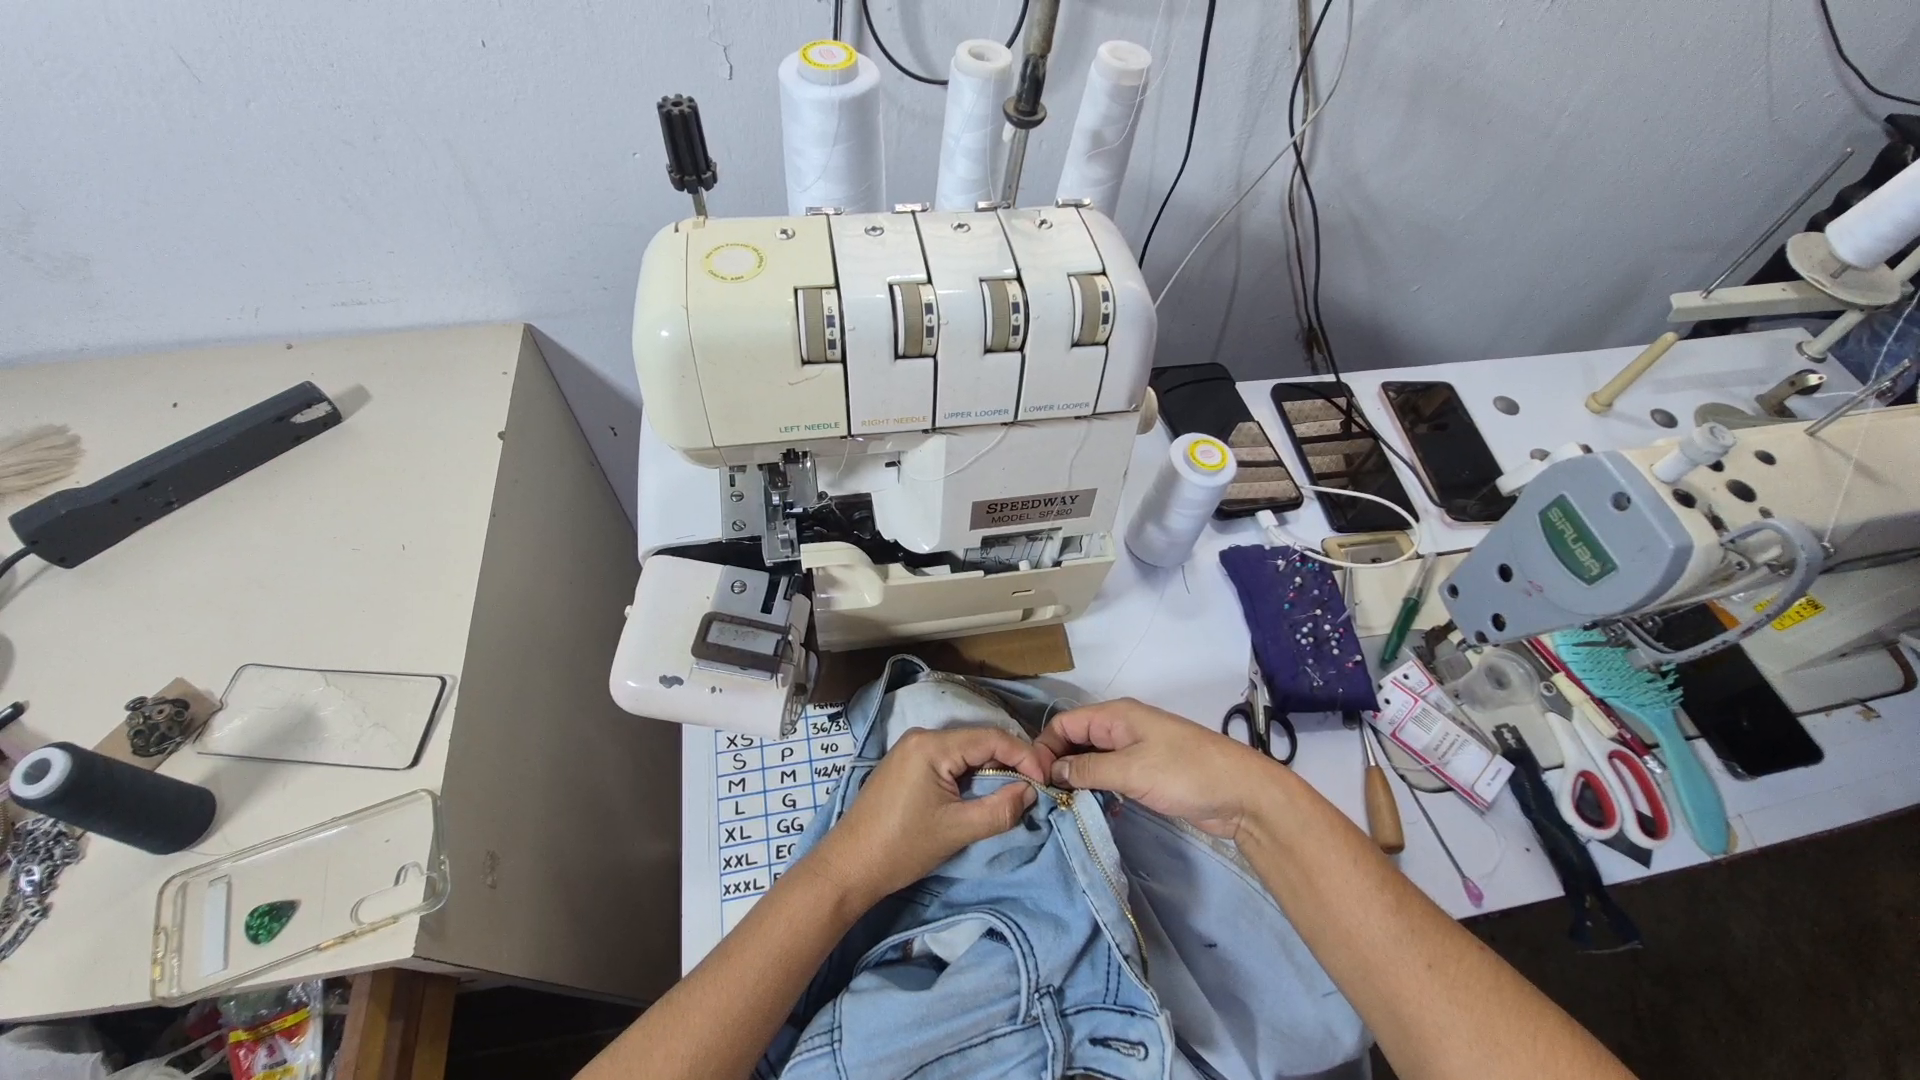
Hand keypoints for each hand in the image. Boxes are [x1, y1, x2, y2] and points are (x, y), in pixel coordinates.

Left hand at [797, 726, 1045, 909]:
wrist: (849, 867)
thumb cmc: (902, 847)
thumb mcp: (958, 830)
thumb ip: (1000, 808)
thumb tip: (1031, 791)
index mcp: (932, 745)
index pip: (991, 738)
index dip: (1024, 756)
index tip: (1046, 781)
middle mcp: (921, 737)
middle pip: (978, 740)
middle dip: (1010, 761)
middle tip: (1036, 785)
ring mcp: (911, 749)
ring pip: (964, 751)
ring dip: (991, 768)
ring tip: (1015, 790)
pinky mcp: (906, 765)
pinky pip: (948, 760)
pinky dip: (970, 773)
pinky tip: (984, 791)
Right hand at [1035, 698, 1282, 840]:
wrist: (1241, 794)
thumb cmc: (1185, 773)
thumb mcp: (1131, 770)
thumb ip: (1088, 769)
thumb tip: (1053, 771)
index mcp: (1116, 716)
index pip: (1064, 723)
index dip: (1044, 746)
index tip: (1032, 778)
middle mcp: (1121, 728)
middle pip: (1075, 740)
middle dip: (1057, 763)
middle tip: (1043, 796)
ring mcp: (1135, 750)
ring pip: (1092, 759)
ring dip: (1076, 778)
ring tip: (1060, 804)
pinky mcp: (1146, 773)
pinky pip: (1110, 774)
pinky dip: (1096, 787)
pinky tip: (1088, 806)